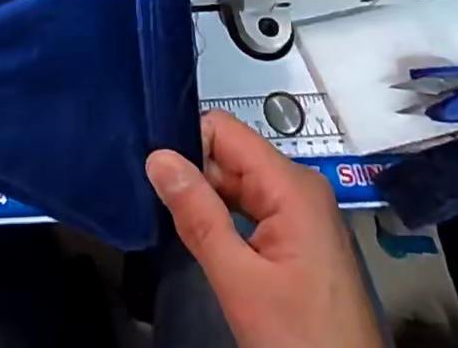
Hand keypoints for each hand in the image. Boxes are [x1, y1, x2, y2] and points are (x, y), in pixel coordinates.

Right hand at [147, 111, 383, 347]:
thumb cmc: (300, 338)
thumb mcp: (241, 282)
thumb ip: (198, 216)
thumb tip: (158, 157)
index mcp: (291, 184)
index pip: (224, 130)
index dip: (187, 144)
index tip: (156, 174)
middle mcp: (299, 185)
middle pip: (231, 155)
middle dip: (194, 174)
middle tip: (156, 203)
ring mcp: (301, 211)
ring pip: (238, 182)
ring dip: (206, 198)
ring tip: (173, 218)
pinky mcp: (298, 235)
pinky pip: (251, 206)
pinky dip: (224, 216)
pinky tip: (203, 235)